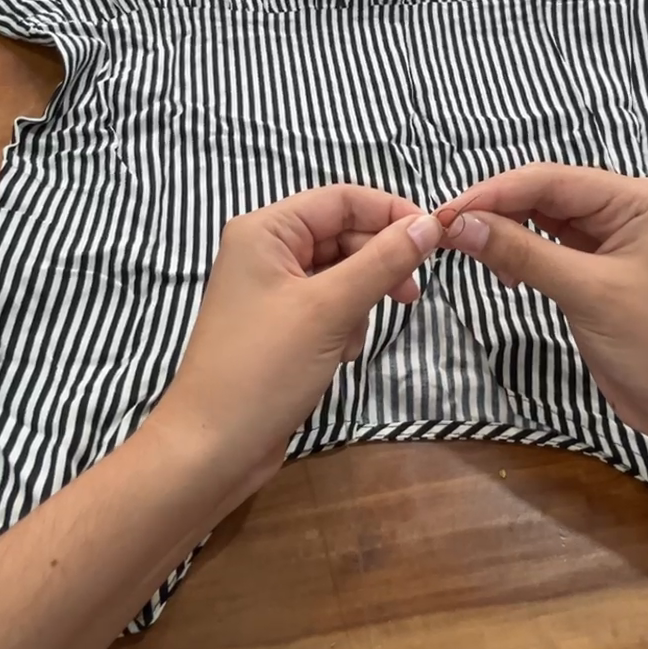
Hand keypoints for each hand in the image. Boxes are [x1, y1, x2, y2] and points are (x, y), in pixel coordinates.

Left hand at [149, 185, 441, 499]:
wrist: (212, 450)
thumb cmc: (264, 369)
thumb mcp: (330, 310)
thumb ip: (382, 262)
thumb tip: (429, 224)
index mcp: (266, 230)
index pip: (342, 199)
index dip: (391, 213)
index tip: (435, 240)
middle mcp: (265, 250)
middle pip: (342, 235)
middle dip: (377, 264)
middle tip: (410, 297)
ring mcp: (271, 289)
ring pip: (340, 273)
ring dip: (360, 301)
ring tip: (353, 339)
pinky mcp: (279, 324)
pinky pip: (328, 305)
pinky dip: (343, 324)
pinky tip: (339, 355)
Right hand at [436, 163, 647, 448]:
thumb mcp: (588, 293)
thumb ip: (522, 252)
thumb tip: (457, 224)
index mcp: (634, 200)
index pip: (549, 180)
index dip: (492, 193)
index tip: (443, 215)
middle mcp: (623, 210)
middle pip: (542, 195)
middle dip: (495, 213)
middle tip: (447, 238)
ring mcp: (610, 241)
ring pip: (541, 222)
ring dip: (505, 235)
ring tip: (477, 260)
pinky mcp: (597, 271)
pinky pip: (548, 249)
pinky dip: (520, 257)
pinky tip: (505, 275)